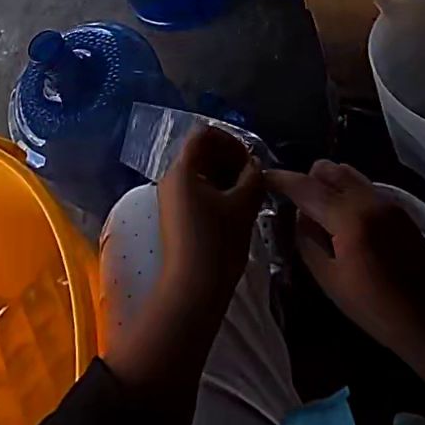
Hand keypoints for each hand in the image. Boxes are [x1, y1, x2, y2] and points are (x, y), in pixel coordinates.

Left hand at [156, 126, 263, 298]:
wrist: (192, 290)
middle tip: (253, 174)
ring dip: (223, 173)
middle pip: (199, 152)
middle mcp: (170, 176)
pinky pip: (194, 188)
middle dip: (228, 157)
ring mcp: (170, 196)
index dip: (228, 139)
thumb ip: (252, 177)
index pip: (203, 134)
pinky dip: (215, 188)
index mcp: (181, 168)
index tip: (249, 156)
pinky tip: (234, 205)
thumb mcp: (242, 207)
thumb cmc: (217, 243)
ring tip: (248, 190)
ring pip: (198, 171)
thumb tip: (254, 164)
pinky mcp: (174, 213)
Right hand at [268, 162, 424, 424]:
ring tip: (318, 208)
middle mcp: (368, 199)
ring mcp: (386, 200)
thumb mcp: (330, 281)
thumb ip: (307, 240)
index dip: (280, 179)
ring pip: (346, 173)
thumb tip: (299, 217)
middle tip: (294, 200)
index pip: (305, 186)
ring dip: (327, 182)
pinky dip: (346, 191)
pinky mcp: (398, 208)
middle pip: (327, 169)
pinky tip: (343, 218)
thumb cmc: (378, 309)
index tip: (263, 177)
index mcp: (348, 217)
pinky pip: (362, 186)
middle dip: (306, 178)